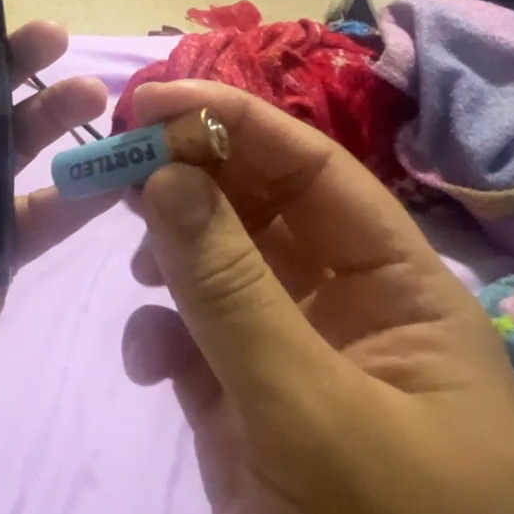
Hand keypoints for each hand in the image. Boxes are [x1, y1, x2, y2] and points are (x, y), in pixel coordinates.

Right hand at [120, 80, 513, 513]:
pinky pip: (194, 342)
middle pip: (259, 213)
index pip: (314, 172)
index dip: (234, 123)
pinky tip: (145, 364)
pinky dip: (162, 338)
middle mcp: (346, 311)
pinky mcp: (246, 412)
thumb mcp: (311, 411)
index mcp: (400, 292)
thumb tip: (166, 171)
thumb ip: (232, 287)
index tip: (150, 102)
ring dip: (168, 255)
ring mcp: (292, 362)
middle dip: (188, 182)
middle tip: (113, 163)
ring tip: (128, 256)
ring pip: (218, 272)